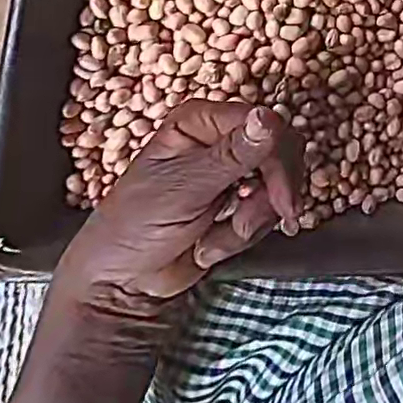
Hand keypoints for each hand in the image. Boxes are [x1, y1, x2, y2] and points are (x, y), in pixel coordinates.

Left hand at [45, 101, 302, 364]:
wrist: (121, 284)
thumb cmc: (135, 227)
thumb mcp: (184, 188)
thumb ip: (232, 155)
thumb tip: (268, 117)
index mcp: (202, 122)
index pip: (263, 124)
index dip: (277, 159)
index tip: (281, 198)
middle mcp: (222, 139)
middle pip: (279, 151)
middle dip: (267, 195)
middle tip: (245, 225)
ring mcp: (233, 171)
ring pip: (278, 184)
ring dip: (251, 220)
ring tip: (213, 241)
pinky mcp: (240, 201)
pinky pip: (268, 210)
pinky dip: (246, 234)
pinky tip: (213, 245)